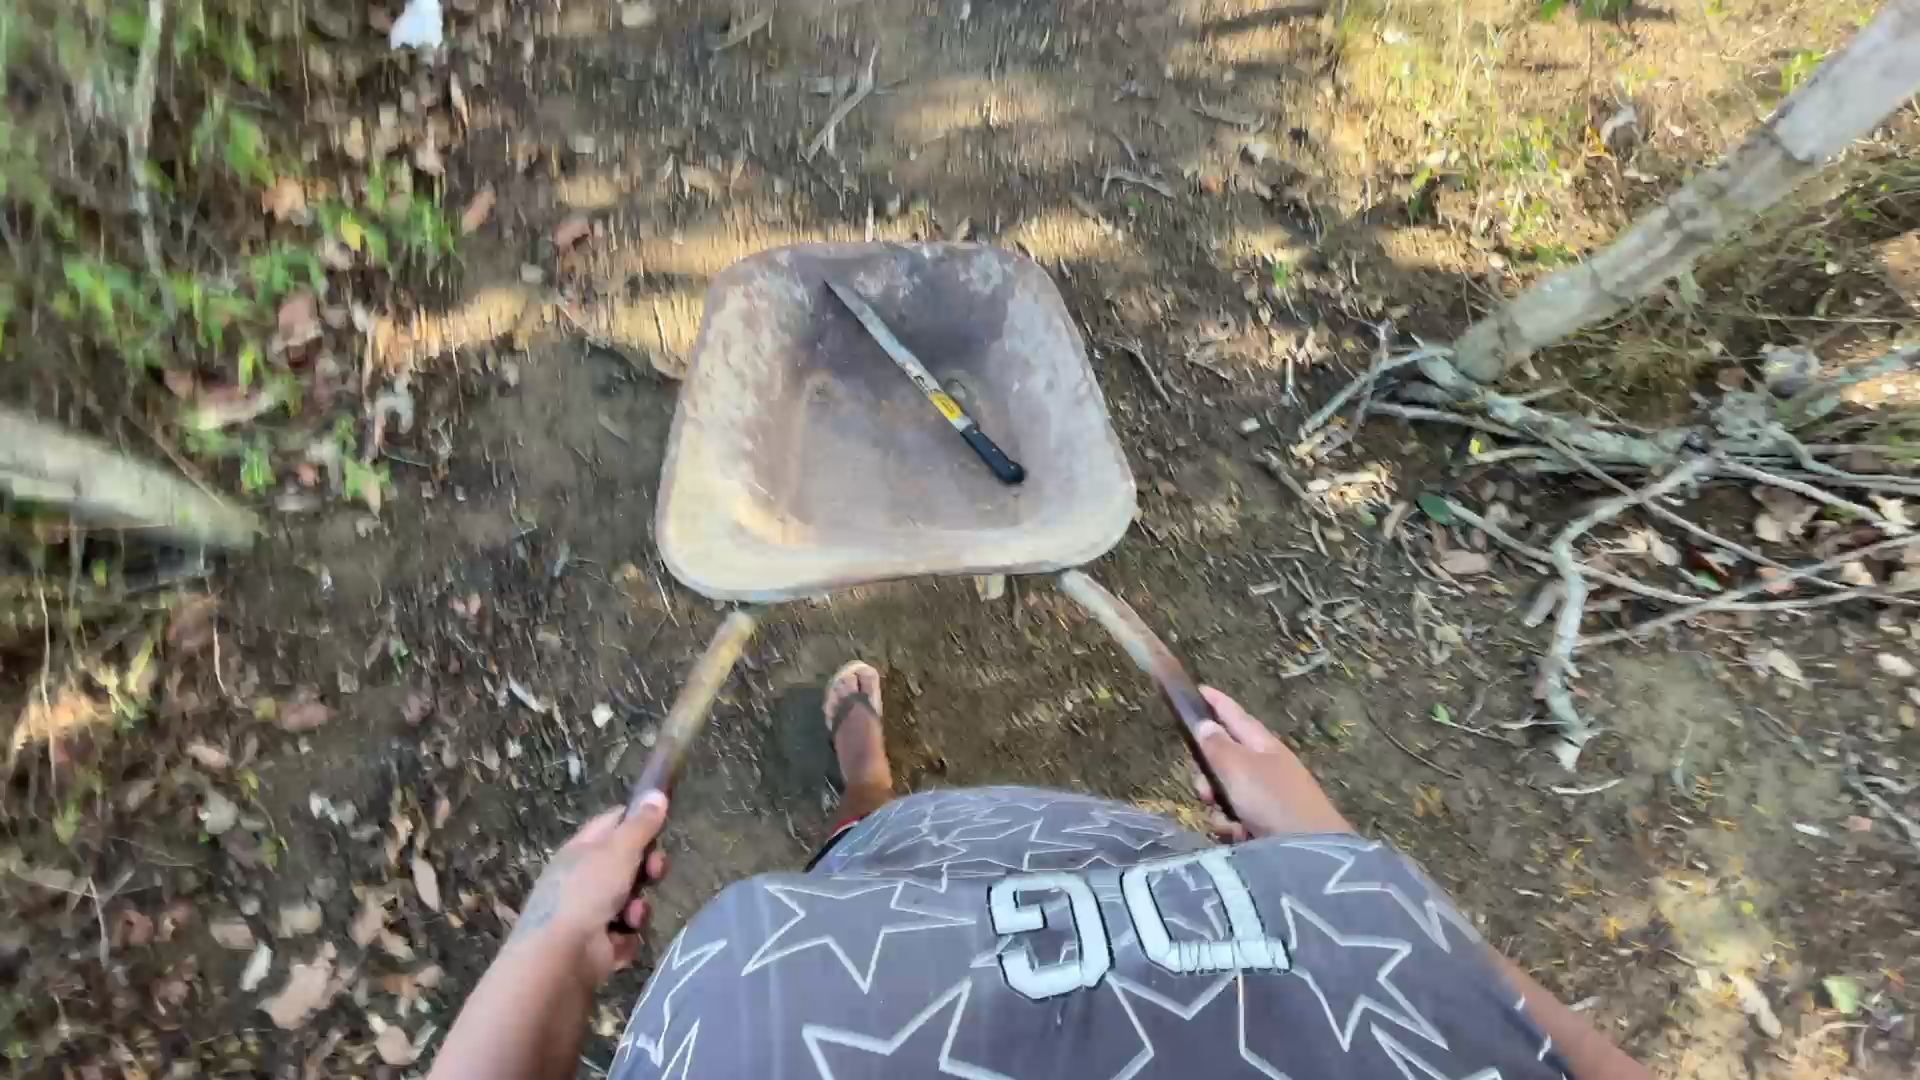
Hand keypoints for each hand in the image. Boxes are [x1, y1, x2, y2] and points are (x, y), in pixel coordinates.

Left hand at [505, 791, 669, 988]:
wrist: (559, 961)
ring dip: (638, 907)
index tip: (660, 826)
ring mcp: (588, 913)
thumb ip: (641, 823)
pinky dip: (626, 936)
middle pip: (628, 862)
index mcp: (581, 850)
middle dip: (648, 868)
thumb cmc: (586, 894)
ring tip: (631, 917)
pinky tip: (619, 940)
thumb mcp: (619, 849)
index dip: (638, 821)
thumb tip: (657, 793)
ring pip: (631, 899)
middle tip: (655, 872)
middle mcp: (583, 879)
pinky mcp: (596, 945)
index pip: (613, 823)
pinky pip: (625, 932)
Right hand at [1189, 687, 1353, 839]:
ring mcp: (1266, 796)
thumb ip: (1216, 745)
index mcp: (1262, 745)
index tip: (1197, 690)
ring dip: (1217, 803)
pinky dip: (1230, 824)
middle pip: (1222, 758)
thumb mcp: (1239, 768)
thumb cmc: (1274, 801)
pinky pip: (1234, 816)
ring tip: (1226, 819)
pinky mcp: (1266, 824)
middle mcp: (1264, 766)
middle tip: (1205, 790)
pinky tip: (1236, 834)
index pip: (1234, 715)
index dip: (1215, 702)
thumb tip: (1204, 723)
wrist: (1312, 854)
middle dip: (1206, 773)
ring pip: (1223, 790)